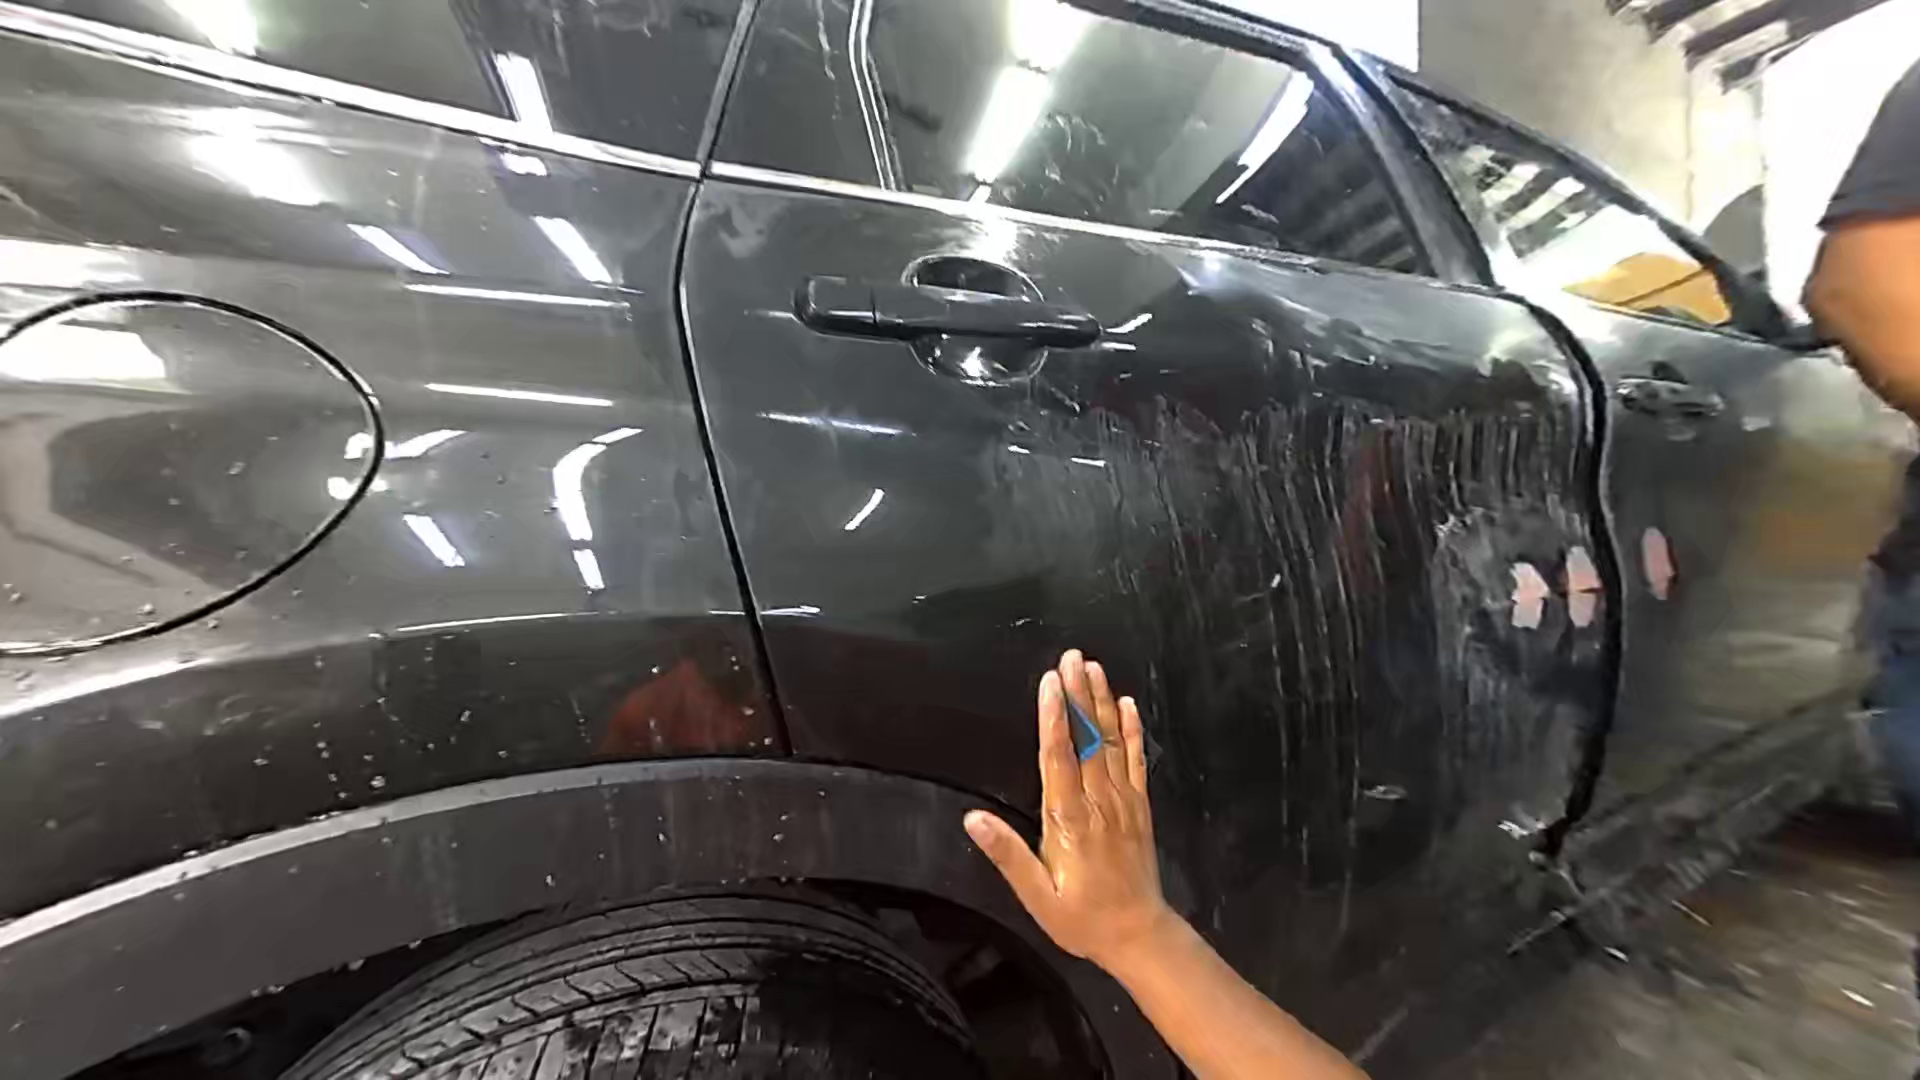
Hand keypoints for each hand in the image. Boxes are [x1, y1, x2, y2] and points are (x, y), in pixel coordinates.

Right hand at [964, 649, 1174, 972]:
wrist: (1139, 935)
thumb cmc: (1081, 916)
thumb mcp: (1037, 896)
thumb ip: (1007, 854)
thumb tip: (973, 819)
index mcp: (1069, 818)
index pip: (1059, 757)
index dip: (1054, 717)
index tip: (1051, 682)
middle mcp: (1098, 800)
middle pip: (1087, 738)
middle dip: (1078, 694)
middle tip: (1071, 657)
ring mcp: (1123, 799)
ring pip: (1112, 741)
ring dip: (1102, 701)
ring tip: (1093, 667)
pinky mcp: (1139, 804)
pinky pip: (1137, 760)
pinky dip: (1134, 730)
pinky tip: (1128, 703)